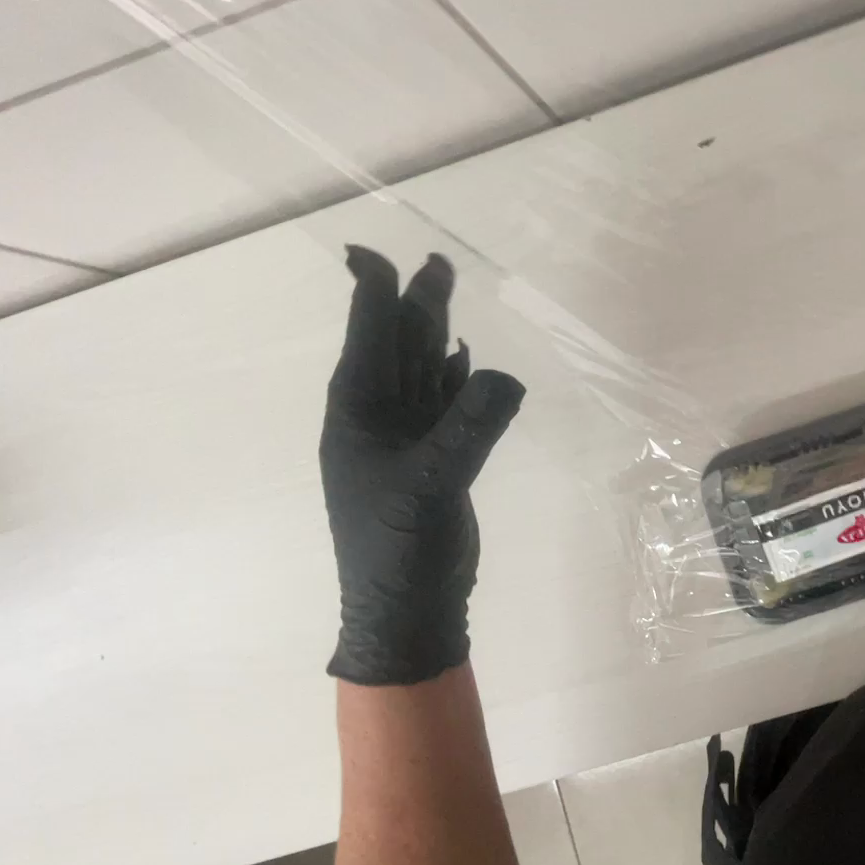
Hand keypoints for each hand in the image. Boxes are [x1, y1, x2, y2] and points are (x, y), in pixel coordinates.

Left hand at [322, 246, 523, 685]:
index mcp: (359, 414)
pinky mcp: (437, 461)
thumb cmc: (401, 547)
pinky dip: (455, 379)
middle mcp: (378, 419)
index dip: (369, 295)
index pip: (367, 340)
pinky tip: (463, 360)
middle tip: (433, 263)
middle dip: (412, 305)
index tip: (366, 253)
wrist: (409, 610)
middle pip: (398, 348)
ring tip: (447, 297)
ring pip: (422, 373)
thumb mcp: (433, 483)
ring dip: (435, 335)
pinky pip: (445, 406)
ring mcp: (408, 441)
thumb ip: (470, 427)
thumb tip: (505, 376)